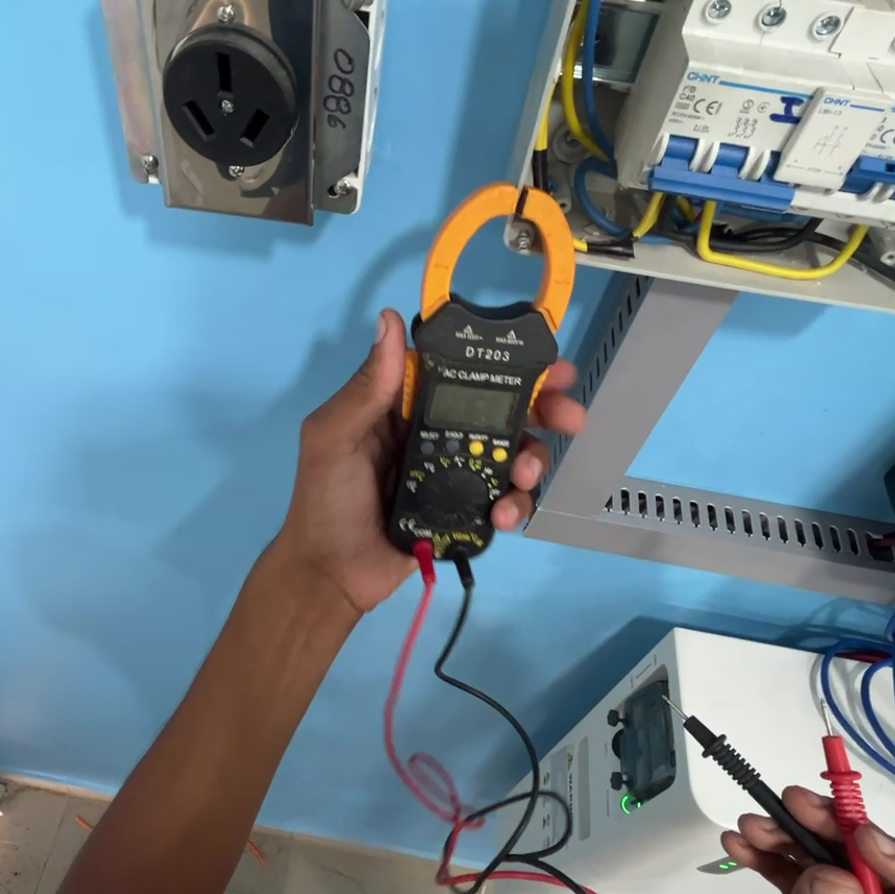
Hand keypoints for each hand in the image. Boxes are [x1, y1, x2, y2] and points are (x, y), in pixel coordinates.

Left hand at [275, 308, 587, 618]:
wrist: (331, 575)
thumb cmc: (325, 499)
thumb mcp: (334, 437)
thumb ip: (366, 387)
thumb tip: (391, 318)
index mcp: (403, 406)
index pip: (460, 371)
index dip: (505, 363)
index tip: (546, 363)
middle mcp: (434, 432)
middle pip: (498, 410)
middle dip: (541, 409)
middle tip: (569, 417)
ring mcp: (453, 472)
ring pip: (508, 453)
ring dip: (530, 458)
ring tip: (524, 474)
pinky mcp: (464, 508)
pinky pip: (501, 498)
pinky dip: (513, 503)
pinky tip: (502, 514)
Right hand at [721, 787, 894, 893]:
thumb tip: (836, 878)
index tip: (862, 836)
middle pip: (892, 888)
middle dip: (837, 840)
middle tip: (797, 805)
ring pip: (845, 877)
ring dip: (793, 842)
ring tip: (753, 825)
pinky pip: (810, 887)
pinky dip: (776, 862)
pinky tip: (744, 846)